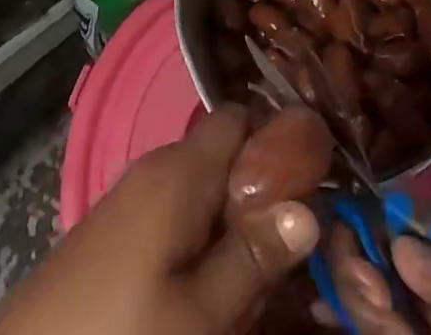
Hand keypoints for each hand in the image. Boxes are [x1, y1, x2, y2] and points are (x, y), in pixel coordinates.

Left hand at [0, 105, 332, 334]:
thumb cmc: (123, 329)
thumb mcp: (201, 311)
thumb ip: (254, 254)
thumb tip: (307, 208)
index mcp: (180, 170)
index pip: (237, 117)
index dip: (277, 137)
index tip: (311, 177)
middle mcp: (156, 167)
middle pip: (224, 153)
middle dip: (260, 190)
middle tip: (290, 242)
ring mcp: (133, 194)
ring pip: (202, 186)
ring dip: (231, 219)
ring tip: (256, 269)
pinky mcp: (118, 224)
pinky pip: (175, 211)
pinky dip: (200, 234)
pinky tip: (208, 280)